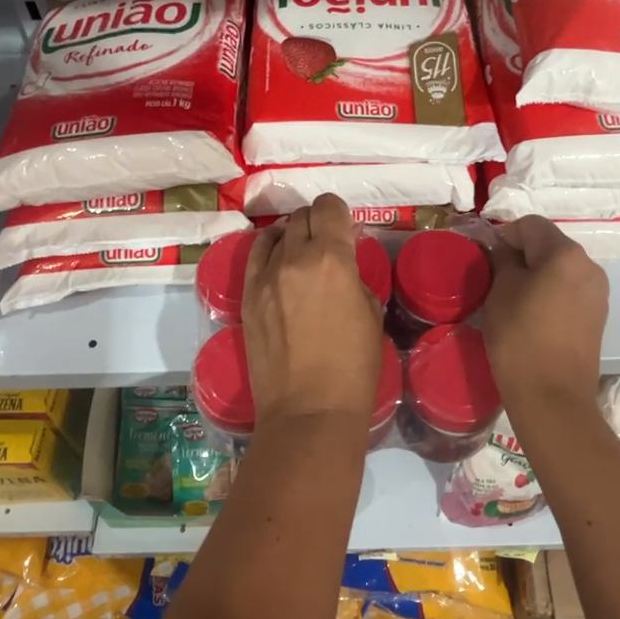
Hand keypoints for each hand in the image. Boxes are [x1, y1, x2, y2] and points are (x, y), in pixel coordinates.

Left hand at [240, 194, 382, 428]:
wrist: (308, 410)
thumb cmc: (353, 368)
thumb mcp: (371, 314)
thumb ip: (354, 278)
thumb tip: (343, 264)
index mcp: (332, 259)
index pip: (328, 208)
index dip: (338, 212)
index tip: (343, 227)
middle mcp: (295, 258)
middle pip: (302, 217)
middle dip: (316, 223)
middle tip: (326, 243)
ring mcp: (266, 276)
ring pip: (278, 234)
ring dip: (293, 237)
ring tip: (301, 255)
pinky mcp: (248, 295)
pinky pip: (256, 255)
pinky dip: (269, 249)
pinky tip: (277, 258)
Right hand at [483, 215, 608, 420]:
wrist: (552, 398)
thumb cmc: (520, 338)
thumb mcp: (500, 291)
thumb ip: (503, 260)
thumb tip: (505, 250)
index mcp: (566, 254)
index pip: (531, 225)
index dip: (506, 235)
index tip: (488, 258)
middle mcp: (589, 266)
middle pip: (550, 244)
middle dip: (523, 254)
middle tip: (497, 278)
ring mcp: (598, 292)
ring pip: (561, 267)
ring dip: (537, 273)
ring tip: (514, 299)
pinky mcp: (598, 315)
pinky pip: (570, 289)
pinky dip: (551, 292)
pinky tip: (534, 315)